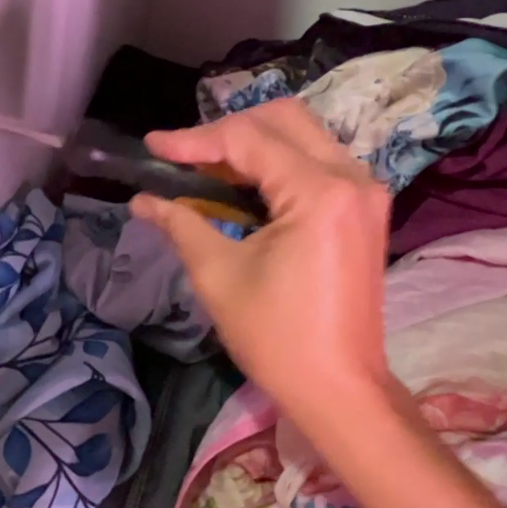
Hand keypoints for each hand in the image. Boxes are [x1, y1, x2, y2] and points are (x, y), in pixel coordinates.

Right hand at [130, 98, 394, 414]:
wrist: (338, 387)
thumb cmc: (275, 337)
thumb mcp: (218, 276)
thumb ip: (181, 224)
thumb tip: (141, 201)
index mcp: (318, 192)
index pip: (247, 140)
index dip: (193, 140)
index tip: (152, 145)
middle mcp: (351, 178)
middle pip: (284, 120)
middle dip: (226, 131)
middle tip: (181, 156)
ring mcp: (365, 193)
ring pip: (303, 137)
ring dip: (252, 145)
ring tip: (205, 169)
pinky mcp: (364, 211)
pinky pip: (317, 164)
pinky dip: (277, 165)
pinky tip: (241, 186)